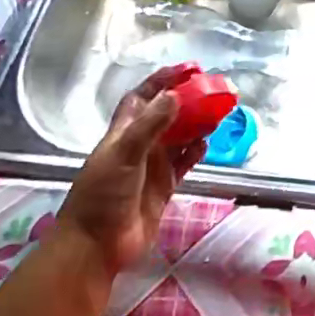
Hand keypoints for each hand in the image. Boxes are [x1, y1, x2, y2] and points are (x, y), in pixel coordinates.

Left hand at [56, 66, 208, 279]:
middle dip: (187, 101)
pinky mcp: (164, 187)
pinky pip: (184, 162)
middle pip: (166, 114)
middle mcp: (139, 144)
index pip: (144, 96)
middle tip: (212, 89)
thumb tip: (176, 96)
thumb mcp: (124, 153)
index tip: (187, 70)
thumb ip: (150, 125)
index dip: (162, 81)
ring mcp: (152, 166)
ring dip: (196, 124)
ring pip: (179, 137)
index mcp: (124, 131)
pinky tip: (208, 143)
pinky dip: (196, 151)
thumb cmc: (103, 194)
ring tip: (217, 112)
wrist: (97, 246)